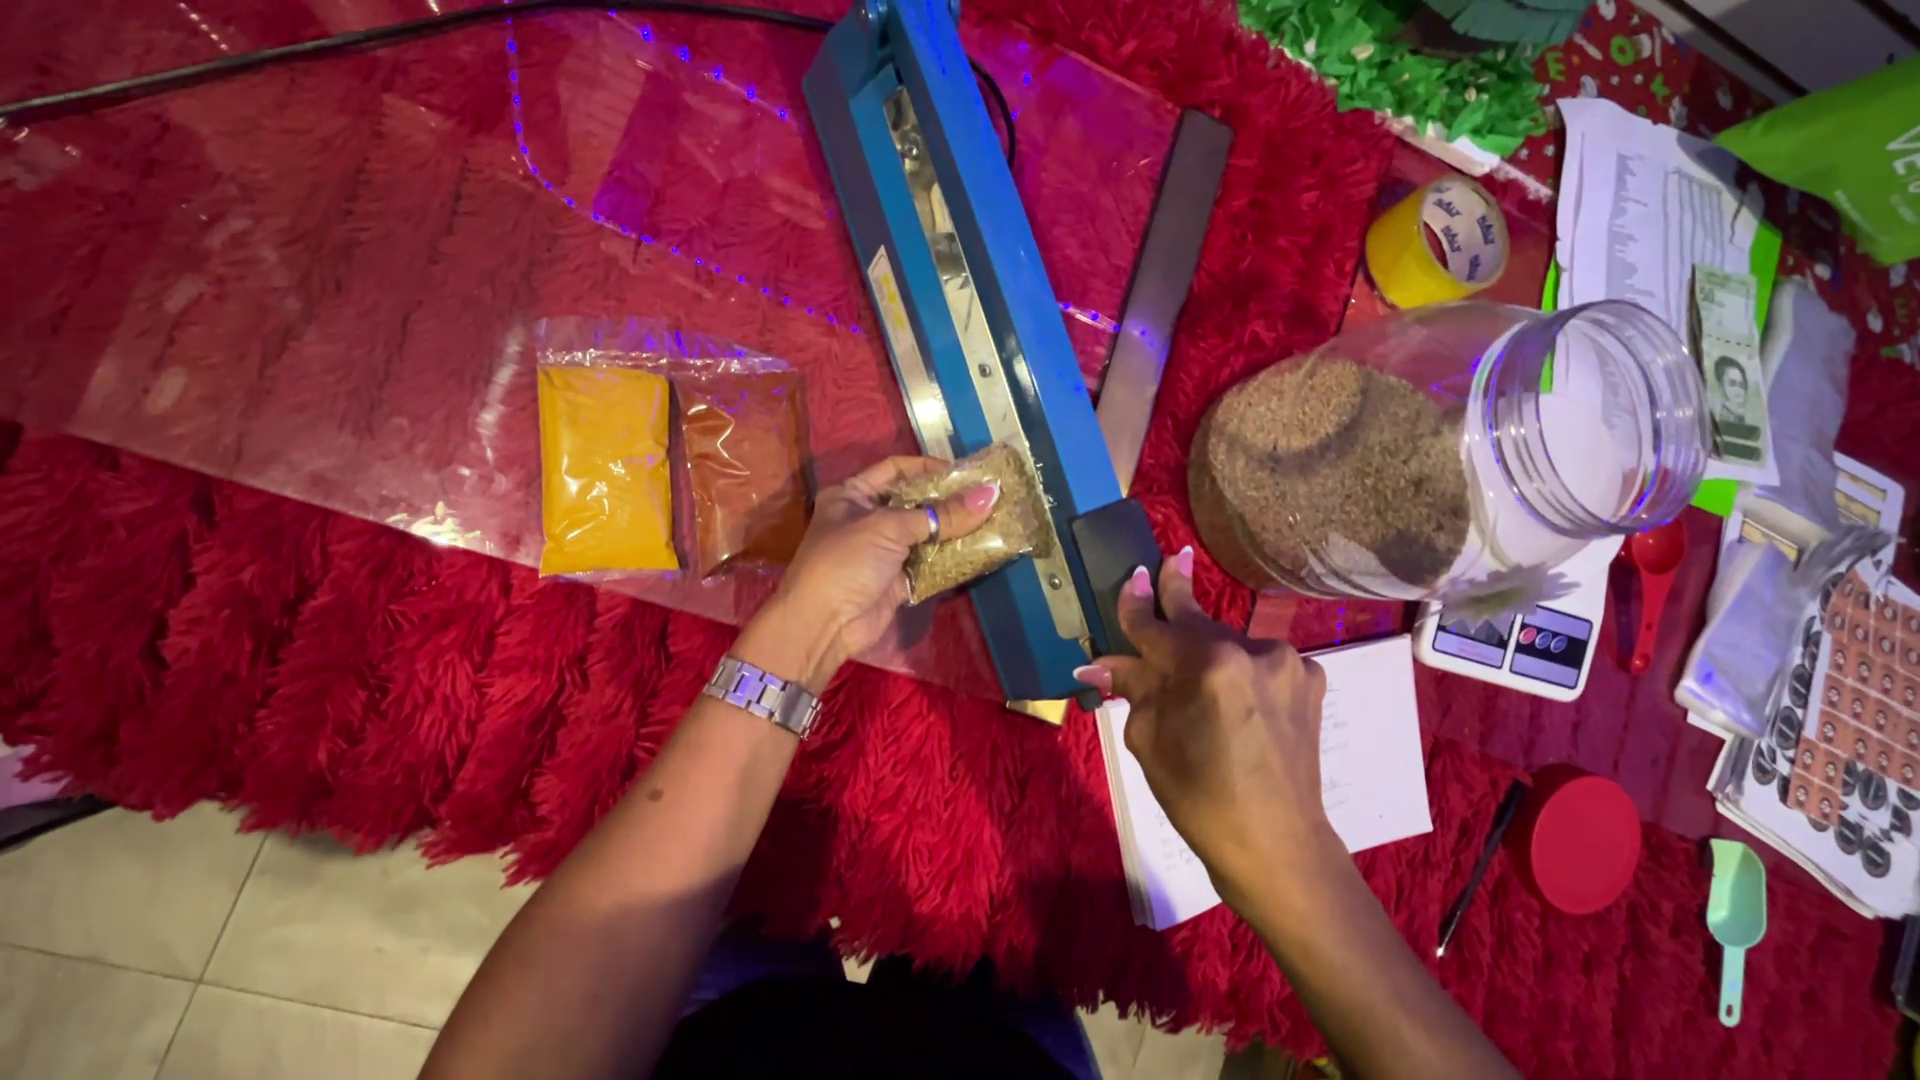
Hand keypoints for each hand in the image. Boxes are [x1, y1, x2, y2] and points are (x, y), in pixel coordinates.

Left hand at [740, 456, 997, 691]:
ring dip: (957, 530)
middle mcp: (869, 519)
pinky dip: (954, 558)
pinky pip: (931, 563)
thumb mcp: (889, 528)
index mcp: (853, 495)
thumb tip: (990, 494)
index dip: (930, 468)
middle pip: (916, 502)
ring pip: (927, 534)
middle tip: (990, 495)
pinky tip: (983, 548)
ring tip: (995, 518)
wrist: (824, 623)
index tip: (967, 472)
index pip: (896, 469)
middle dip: (950, 500)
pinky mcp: (899, 580)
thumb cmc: (846, 561)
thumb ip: (941, 514)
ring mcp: (885, 551)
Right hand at [1075, 549, 1335, 894]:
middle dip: (1178, 597)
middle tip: (1173, 560)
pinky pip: (1261, 663)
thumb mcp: (1150, 740)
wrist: (1276, 842)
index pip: (1157, 624)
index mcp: (1206, 664)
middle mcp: (1251, 649)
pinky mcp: (1311, 679)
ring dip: (1209, 650)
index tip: (1134, 575)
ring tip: (1195, 675)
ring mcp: (1288, 662)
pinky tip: (1234, 696)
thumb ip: (1133, 687)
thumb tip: (1098, 663)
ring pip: (1230, 643)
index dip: (1137, 603)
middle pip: (1198, 622)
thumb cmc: (1198, 797)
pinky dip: (1242, 670)